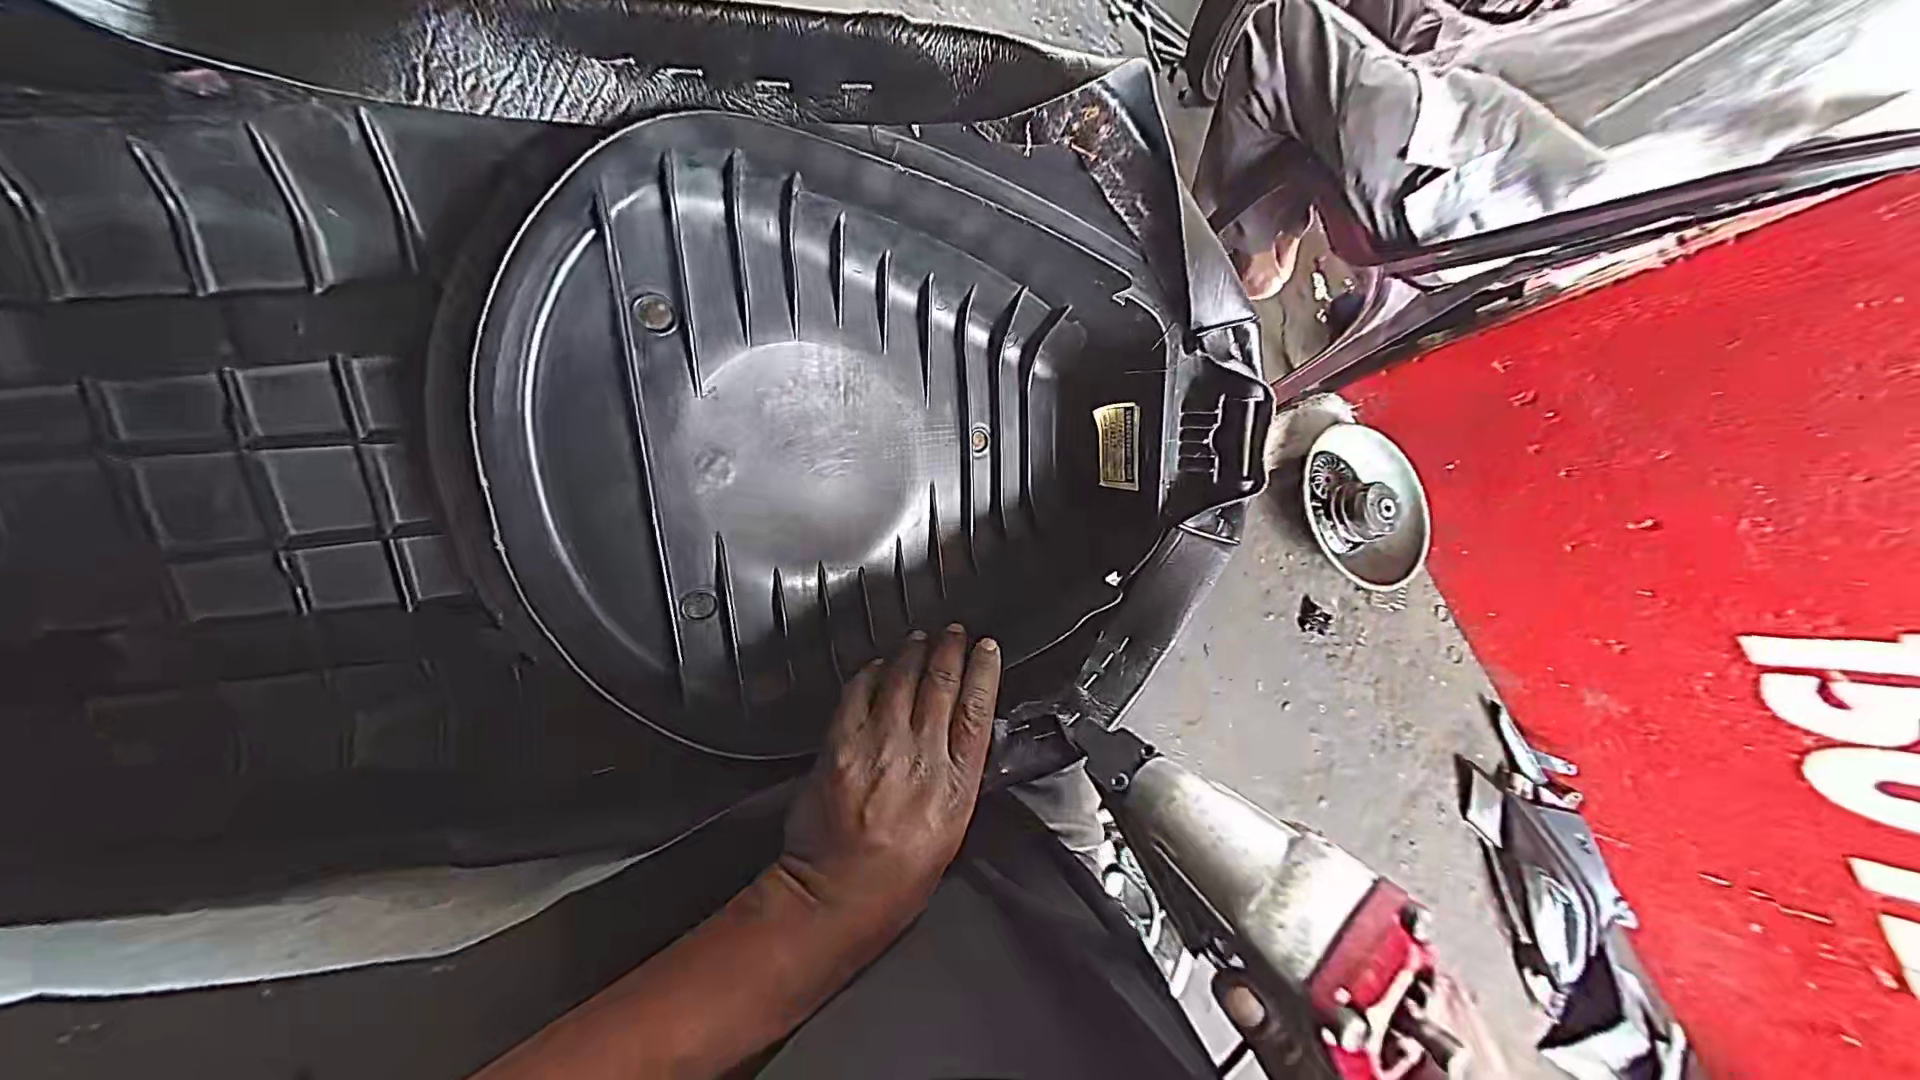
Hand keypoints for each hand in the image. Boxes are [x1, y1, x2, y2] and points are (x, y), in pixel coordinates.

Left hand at [778, 624, 1001, 931]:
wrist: (836, 895)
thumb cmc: (896, 877)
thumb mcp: (951, 829)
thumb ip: (957, 777)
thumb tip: (960, 736)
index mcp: (955, 784)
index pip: (977, 709)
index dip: (984, 672)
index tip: (987, 650)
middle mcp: (921, 757)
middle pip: (941, 684)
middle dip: (949, 649)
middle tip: (953, 632)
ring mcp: (879, 747)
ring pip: (902, 679)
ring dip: (913, 652)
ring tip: (920, 638)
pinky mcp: (841, 745)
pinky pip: (859, 692)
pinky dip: (871, 672)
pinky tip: (878, 664)